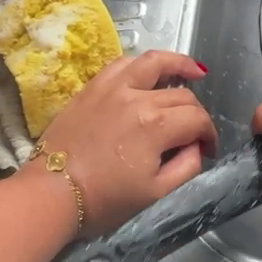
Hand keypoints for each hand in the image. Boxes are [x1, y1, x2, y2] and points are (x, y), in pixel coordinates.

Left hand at [30, 50, 216, 233]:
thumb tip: (196, 147)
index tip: (207, 149)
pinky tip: (148, 71)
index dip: (209, 134)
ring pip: (153, 62)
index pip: (197, 119)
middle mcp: (138, 96)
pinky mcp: (93, 86)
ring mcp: (113, 86)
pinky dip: (141, 64)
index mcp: (156, 125)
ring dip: (177, 64)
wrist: (53, 191)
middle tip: (194, 132)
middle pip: (181, 94)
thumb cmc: (104, 199)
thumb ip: (186, 167)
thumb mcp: (155, 195)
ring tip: (192, 70)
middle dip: (196, 113)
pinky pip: (122, 63)